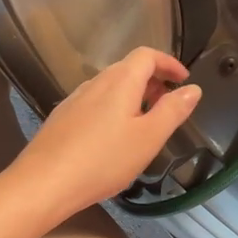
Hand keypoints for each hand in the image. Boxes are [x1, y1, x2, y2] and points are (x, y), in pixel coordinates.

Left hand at [4, 47, 201, 216]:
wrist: (44, 182)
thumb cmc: (103, 160)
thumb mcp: (148, 138)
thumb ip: (172, 111)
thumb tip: (192, 88)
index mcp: (120, 80)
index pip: (147, 55)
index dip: (168, 62)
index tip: (184, 79)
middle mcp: (96, 82)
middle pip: (128, 68)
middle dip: (152, 80)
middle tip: (168, 103)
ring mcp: (75, 98)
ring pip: (111, 86)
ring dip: (133, 95)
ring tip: (144, 122)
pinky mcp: (63, 117)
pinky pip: (95, 102)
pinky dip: (114, 107)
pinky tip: (113, 137)